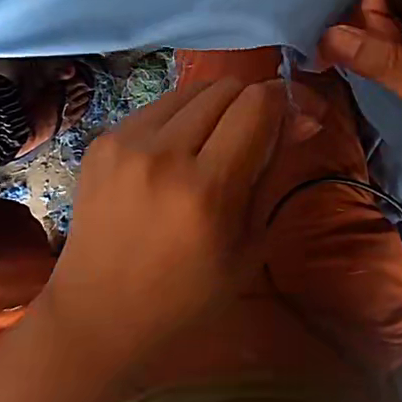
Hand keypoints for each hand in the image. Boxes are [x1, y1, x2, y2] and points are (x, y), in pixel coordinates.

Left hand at [38, 78, 303, 367]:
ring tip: (210, 145)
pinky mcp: (101, 140)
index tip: (289, 117)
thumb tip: (303, 117)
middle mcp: (163, 154)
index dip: (282, 102)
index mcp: (207, 189)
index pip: (257, 104)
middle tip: (251, 136)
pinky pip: (156, 107)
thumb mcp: (249, 246)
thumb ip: (274, 173)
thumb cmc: (187, 297)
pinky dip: (177, 120)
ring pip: (190, 89)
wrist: (99, 315)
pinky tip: (172, 156)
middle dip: (249, 103)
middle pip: (225, 87)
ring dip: (212, 107)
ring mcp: (125, 142)